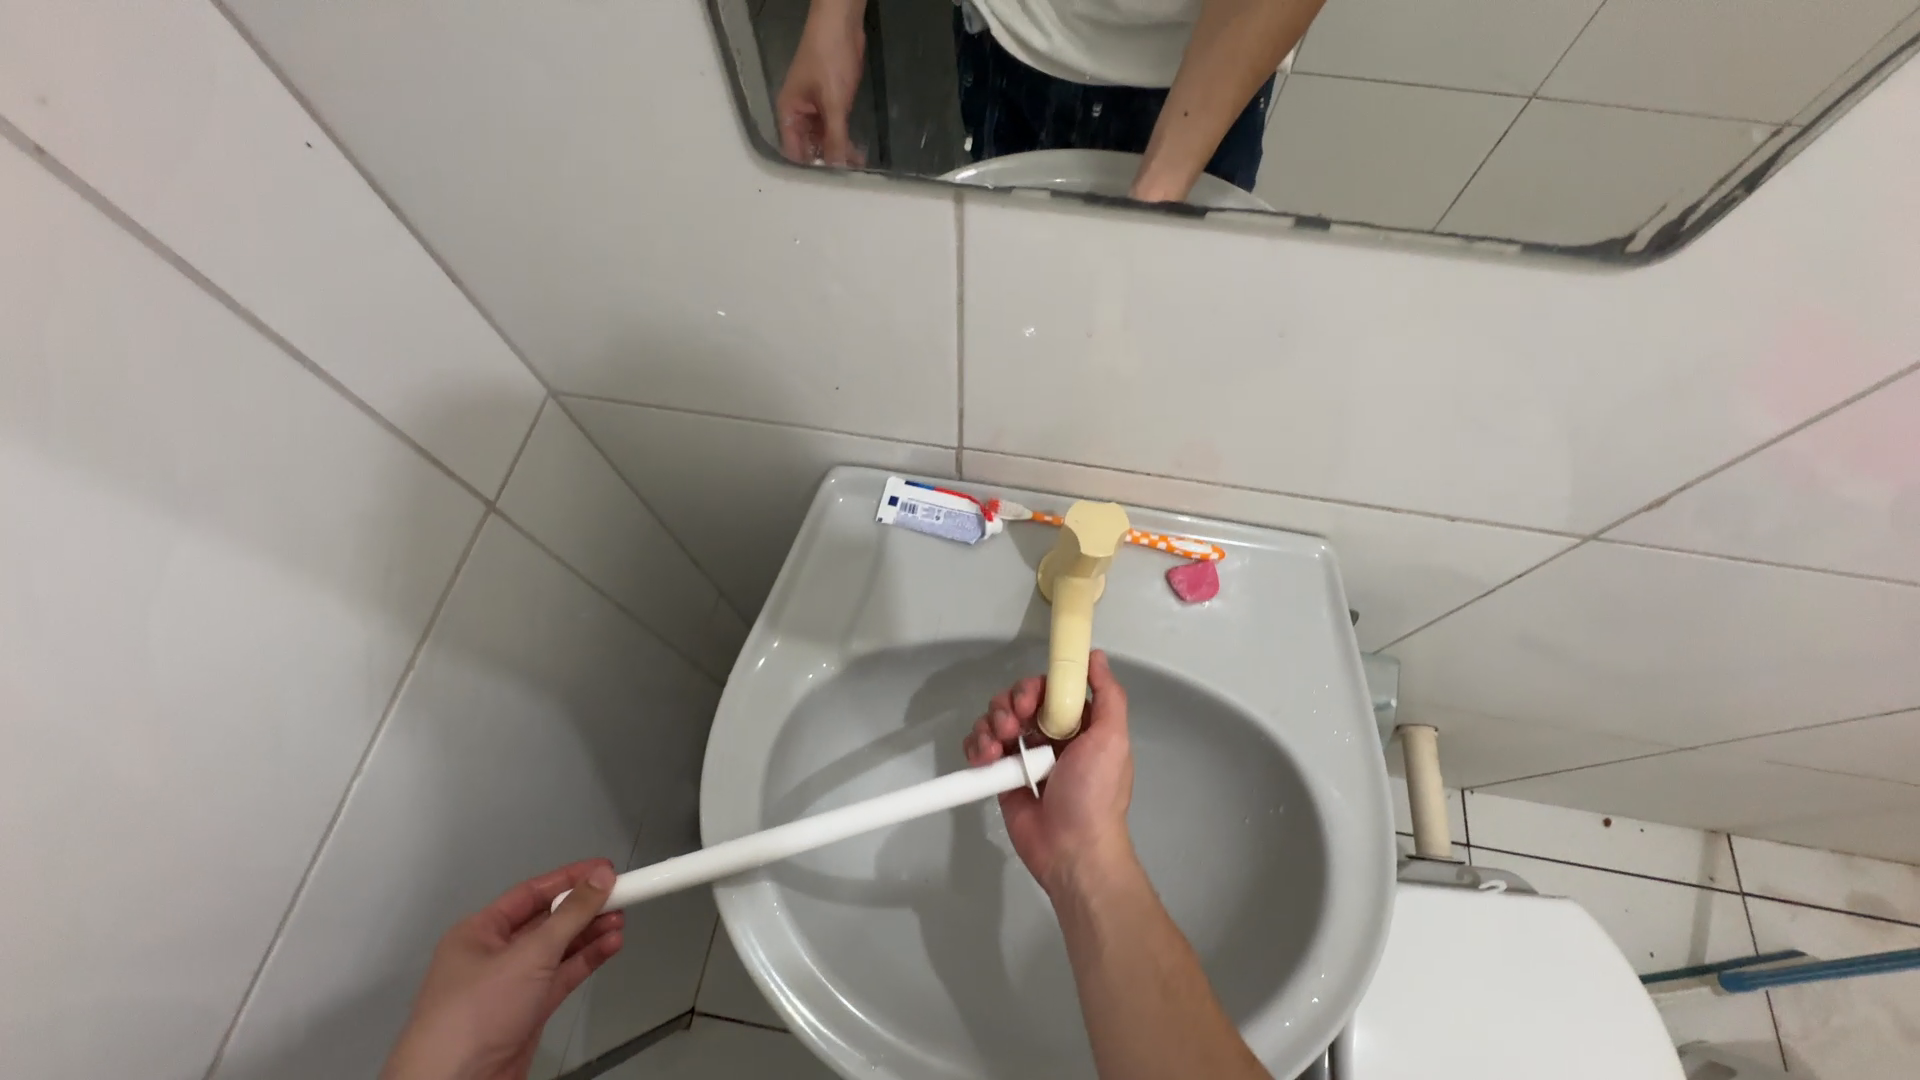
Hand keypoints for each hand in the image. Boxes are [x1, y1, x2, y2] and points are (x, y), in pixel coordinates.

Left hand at [381, 860, 624, 1079]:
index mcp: (479, 933)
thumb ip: (571, 914)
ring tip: (621, 919)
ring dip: (590, 933)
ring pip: (559, 948)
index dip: (570, 879)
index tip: (605, 869)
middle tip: (622, 894)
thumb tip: (602, 876)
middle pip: (548, 920)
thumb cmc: (478, 1012)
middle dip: (585, 908)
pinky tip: (611, 945)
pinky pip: (562, 975)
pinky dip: (587, 959)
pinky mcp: (529, 1010)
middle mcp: (494, 955)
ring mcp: (512, 984)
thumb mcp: (530, 955)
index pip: (532, 894)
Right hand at [776, 6, 866, 165]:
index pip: (794, 150)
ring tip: (856, 168)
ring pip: (825, 140)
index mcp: (790, 113)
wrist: (842, 24)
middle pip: (810, 148)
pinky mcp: (832, 104)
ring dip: (838, 153)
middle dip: (827, 162)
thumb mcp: (833, 103)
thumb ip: (835, 137)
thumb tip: (836, 167)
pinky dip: (845, 141)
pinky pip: (836, 130)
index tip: (826, 182)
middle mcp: (800, 115)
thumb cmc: (828, 58)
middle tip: (847, 177)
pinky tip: (856, 153)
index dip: (808, 167)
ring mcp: (817, 110)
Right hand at [963, 650, 1134, 897]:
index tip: (1027, 702)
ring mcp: (1025, 757)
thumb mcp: (1112, 739)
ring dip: (989, 726)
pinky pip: (981, 749)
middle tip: (1011, 727)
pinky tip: (982, 758)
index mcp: (1079, 726)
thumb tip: (1096, 656)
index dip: (1033, 688)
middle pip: (1017, 702)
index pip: (1049, 690)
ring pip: (996, 722)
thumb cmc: (1095, 794)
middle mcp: (1051, 737)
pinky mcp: (1002, 778)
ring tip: (995, 749)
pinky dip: (975, 747)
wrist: (1072, 850)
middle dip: (1007, 707)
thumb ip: (1107, 695)